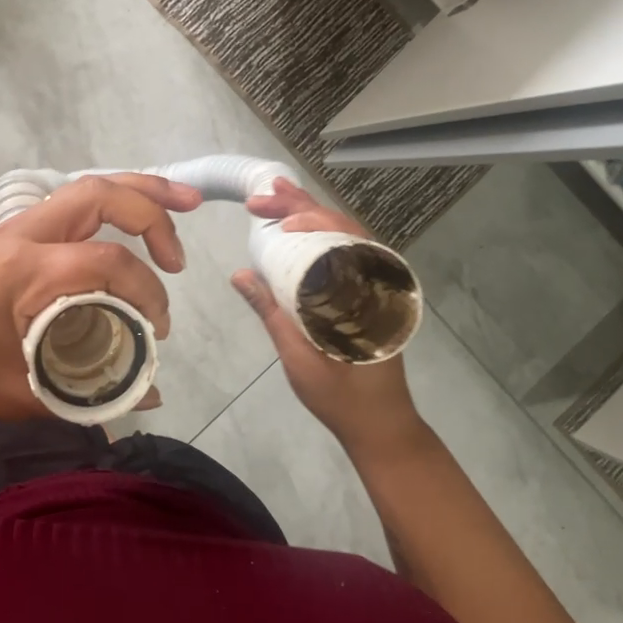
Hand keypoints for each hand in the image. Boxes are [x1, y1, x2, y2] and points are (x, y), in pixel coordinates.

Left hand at [0, 173, 201, 419]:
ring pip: (87, 187)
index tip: (157, 329)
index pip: (105, 262)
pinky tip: (134, 216)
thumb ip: (92, 395)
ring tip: (183, 202)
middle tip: (188, 238)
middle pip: (98, 195)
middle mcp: (23, 235)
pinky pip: (74, 201)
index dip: (144, 291)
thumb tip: (153, 396)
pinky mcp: (17, 231)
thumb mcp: (27, 393)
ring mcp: (18, 226)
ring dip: (137, 192)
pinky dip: (112, 201)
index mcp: (24, 272)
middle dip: (152, 210)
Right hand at [232, 179, 427, 456]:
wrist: (380, 426)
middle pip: (341, 227)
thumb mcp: (300, 357)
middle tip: (262, 196)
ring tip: (277, 197)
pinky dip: (322, 236)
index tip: (270, 214)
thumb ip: (272, 312)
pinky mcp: (369, 297)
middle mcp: (377, 282)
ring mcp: (376, 288)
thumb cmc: (341, 396)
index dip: (305, 216)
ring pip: (346, 237)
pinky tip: (299, 232)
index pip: (338, 237)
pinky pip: (348, 254)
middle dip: (301, 207)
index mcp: (365, 293)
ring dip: (311, 215)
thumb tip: (241, 274)